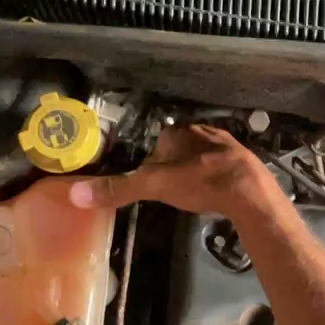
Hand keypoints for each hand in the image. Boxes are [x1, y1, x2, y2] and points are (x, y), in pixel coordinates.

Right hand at [68, 125, 284, 220]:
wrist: (248, 191)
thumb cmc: (199, 181)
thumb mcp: (154, 186)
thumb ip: (118, 189)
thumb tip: (76, 192)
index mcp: (178, 132)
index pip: (156, 142)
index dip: (151, 163)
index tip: (150, 181)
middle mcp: (202, 131)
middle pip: (179, 148)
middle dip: (174, 165)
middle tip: (171, 189)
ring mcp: (225, 144)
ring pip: (201, 155)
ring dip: (196, 170)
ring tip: (193, 193)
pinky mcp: (243, 159)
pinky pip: (222, 165)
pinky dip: (216, 177)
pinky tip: (216, 193)